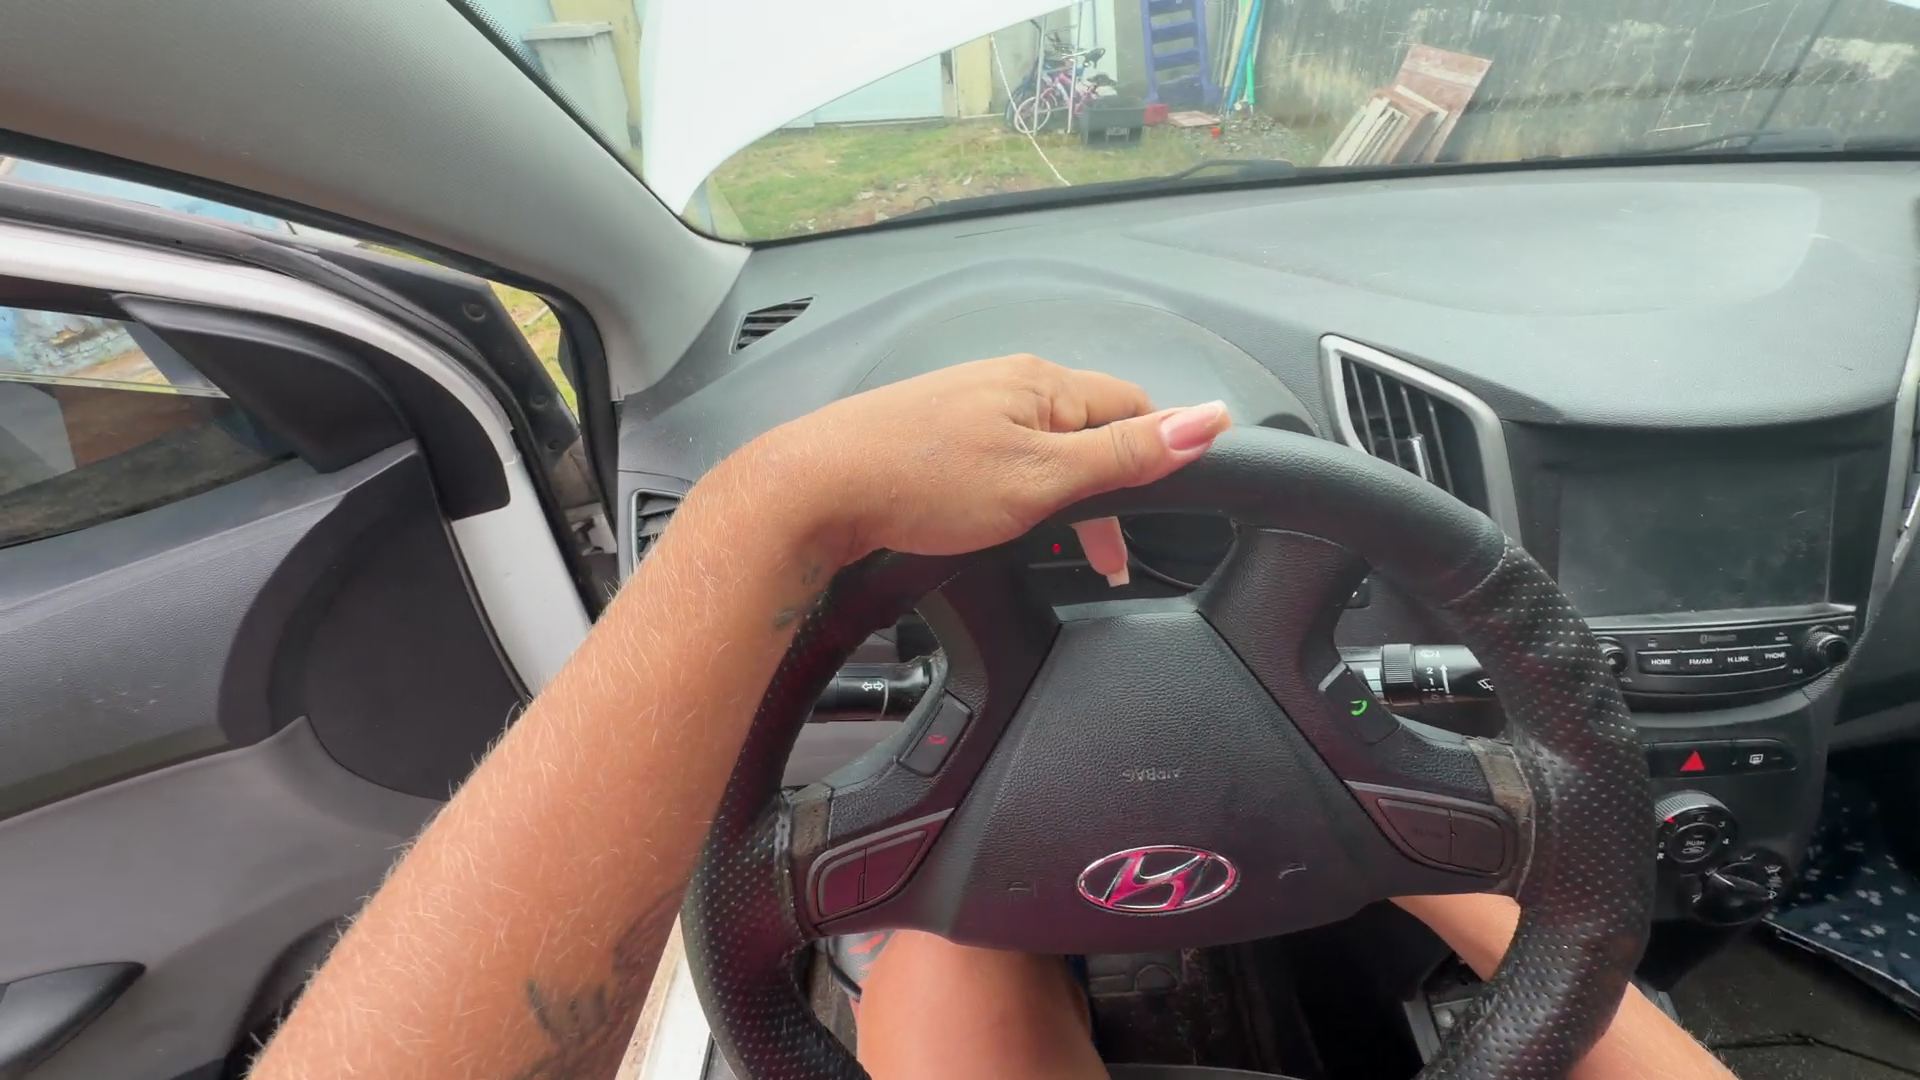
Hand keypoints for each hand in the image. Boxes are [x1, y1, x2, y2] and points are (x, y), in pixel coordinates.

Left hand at [730, 355, 1231, 570]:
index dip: (1158, 456)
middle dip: (1107, 493)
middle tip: (1108, 556)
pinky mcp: (939, 435)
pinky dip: (1021, 495)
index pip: (1133, 408)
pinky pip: (1003, 459)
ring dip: (1065, 499)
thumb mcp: (1041, 476)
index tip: (1161, 510)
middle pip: (1088, 432)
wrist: (816, 488)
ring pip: (1044, 450)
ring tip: (1064, 548)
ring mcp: (969, 407)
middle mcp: (1007, 384)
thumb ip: (1125, 453)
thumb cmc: (924, 479)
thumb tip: (1206, 419)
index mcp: (1044, 384)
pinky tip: (1009, 521)